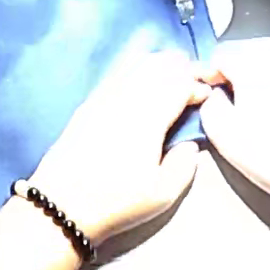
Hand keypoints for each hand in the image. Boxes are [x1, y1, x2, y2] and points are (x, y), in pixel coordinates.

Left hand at [26, 57, 205, 241]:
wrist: (61, 206)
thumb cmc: (115, 202)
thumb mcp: (162, 194)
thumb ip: (184, 165)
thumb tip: (190, 144)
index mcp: (148, 117)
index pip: (180, 82)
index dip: (198, 84)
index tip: (207, 96)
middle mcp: (126, 98)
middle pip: (159, 64)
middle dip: (183, 67)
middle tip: (195, 81)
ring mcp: (103, 98)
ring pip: (136, 64)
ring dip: (160, 66)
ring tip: (172, 80)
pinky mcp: (88, 105)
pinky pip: (118, 75)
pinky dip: (137, 73)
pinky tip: (141, 88)